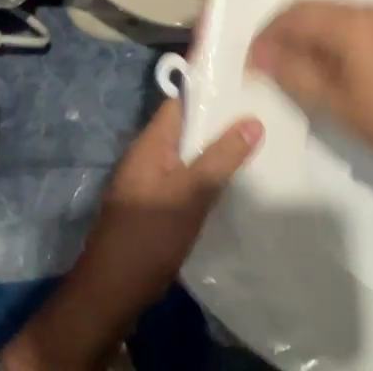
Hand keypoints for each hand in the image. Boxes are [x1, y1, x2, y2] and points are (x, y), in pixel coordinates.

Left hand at [74, 98, 261, 303]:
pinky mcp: (155, 208)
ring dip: (216, 149)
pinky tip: (233, 184)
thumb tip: (254, 120)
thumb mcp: (190, 195)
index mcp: (151, 143)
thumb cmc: (148, 237)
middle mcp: (148, 156)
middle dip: (220, 119)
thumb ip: (221, 158)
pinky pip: (186, 179)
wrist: (109, 295)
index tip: (245, 79)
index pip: (181, 100)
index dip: (210, 87)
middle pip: (186, 127)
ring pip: (188, 155)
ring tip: (258, 143)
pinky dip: (208, 175)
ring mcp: (149, 183)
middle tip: (263, 111)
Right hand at [248, 0, 372, 160]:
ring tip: (305, 63)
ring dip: (317, 29)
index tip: (254, 60)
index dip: (269, 33)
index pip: (297, 13)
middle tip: (273, 59)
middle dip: (290, 28)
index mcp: (353, 23)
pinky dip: (344, 33)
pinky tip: (340, 61)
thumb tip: (261, 54)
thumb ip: (293, 72)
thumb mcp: (334, 103)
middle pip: (318, 5)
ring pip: (342, 10)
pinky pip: (366, 19)